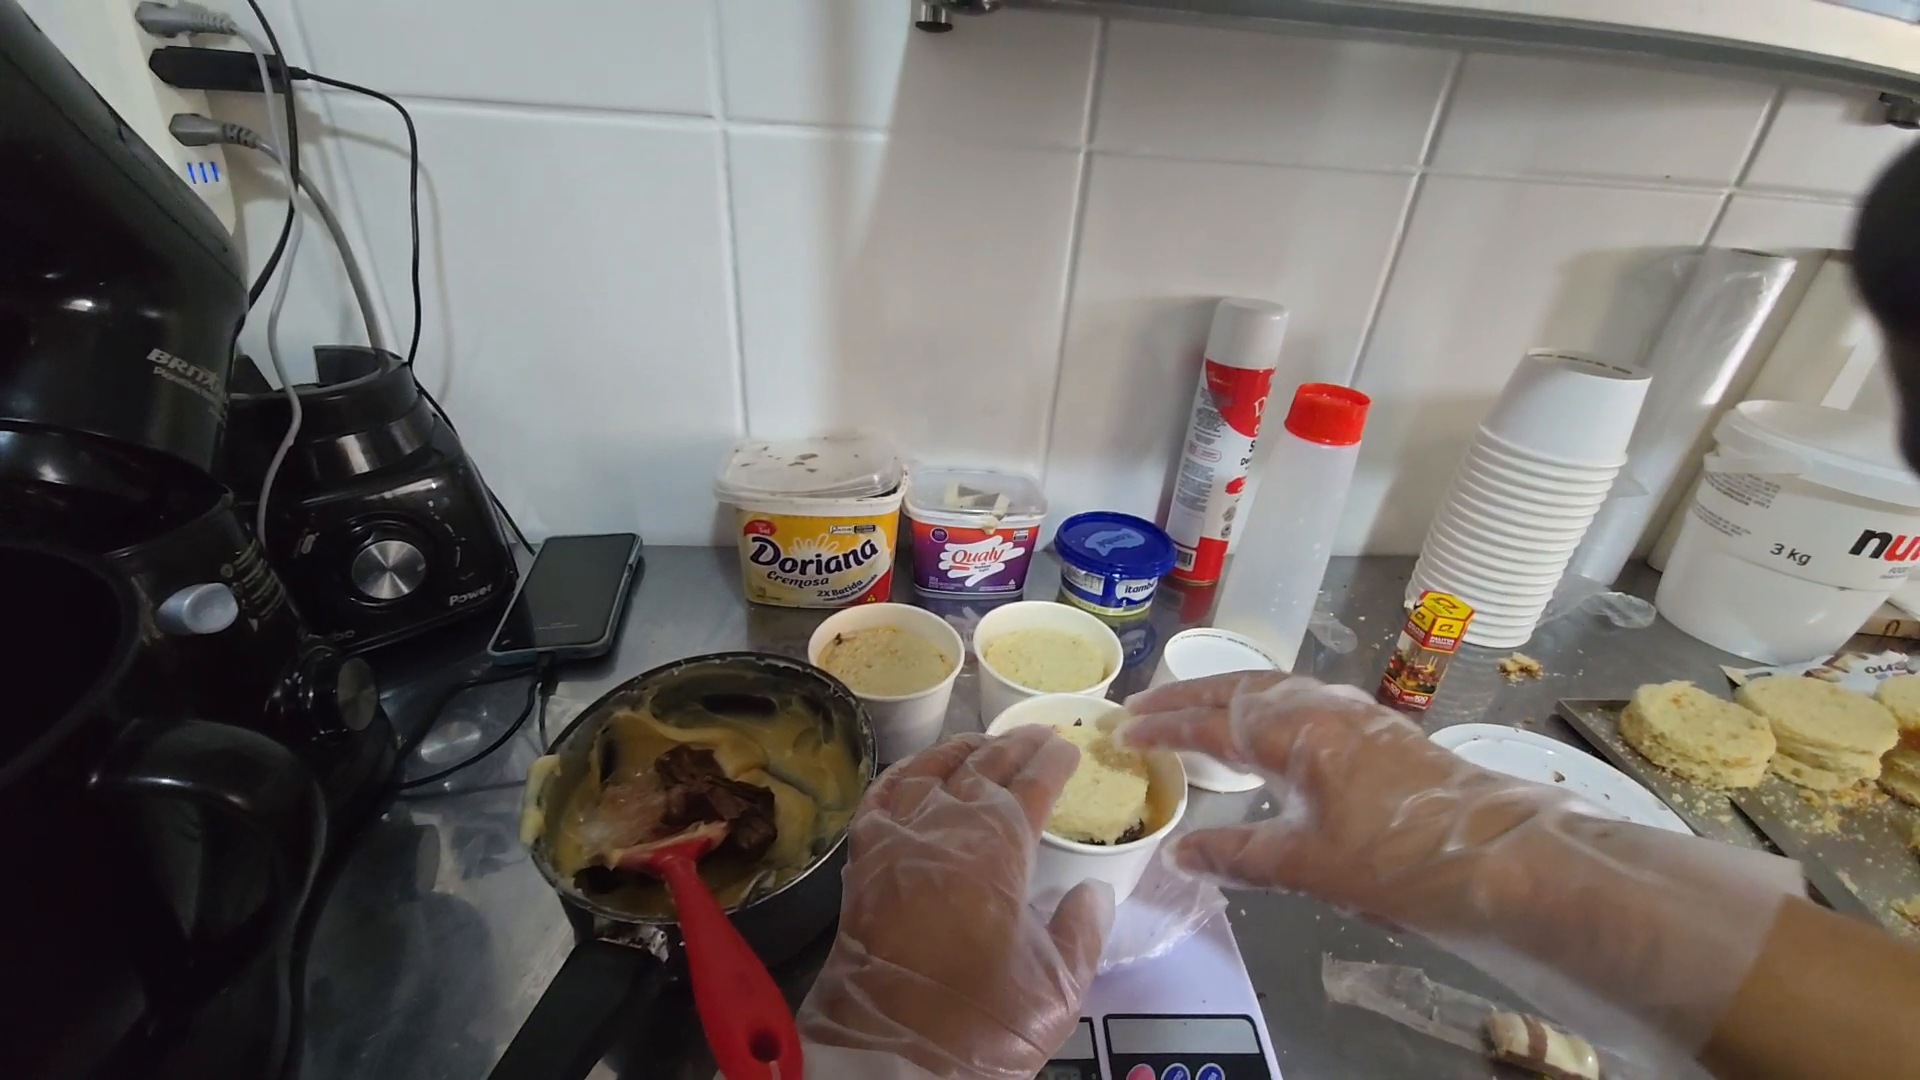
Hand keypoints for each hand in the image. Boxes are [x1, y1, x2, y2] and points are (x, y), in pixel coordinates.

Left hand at [798, 728, 1114, 1079]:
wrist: (894, 1058)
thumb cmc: (982, 1023)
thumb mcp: (1058, 989)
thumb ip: (1083, 930)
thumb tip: (1093, 890)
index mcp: (1000, 848)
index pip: (1033, 785)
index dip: (1053, 763)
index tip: (1068, 748)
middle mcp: (948, 825)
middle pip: (986, 766)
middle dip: (1016, 745)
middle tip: (1038, 734)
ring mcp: (900, 835)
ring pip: (934, 769)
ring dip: (963, 749)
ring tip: (985, 740)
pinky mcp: (865, 855)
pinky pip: (884, 794)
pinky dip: (905, 773)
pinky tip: (917, 769)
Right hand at [1122, 670, 1557, 934]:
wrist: (1511, 859)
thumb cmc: (1403, 861)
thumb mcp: (1310, 866)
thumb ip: (1238, 856)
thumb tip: (1178, 856)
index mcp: (1292, 733)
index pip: (1209, 723)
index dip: (1163, 728)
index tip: (1123, 731)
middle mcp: (1314, 706)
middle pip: (1232, 689)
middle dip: (1182, 696)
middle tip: (1141, 706)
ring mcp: (1346, 709)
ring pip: (1266, 687)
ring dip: (1220, 694)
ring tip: (1188, 706)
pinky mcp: (1369, 724)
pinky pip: (1294, 696)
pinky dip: (1257, 701)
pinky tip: (1261, 720)